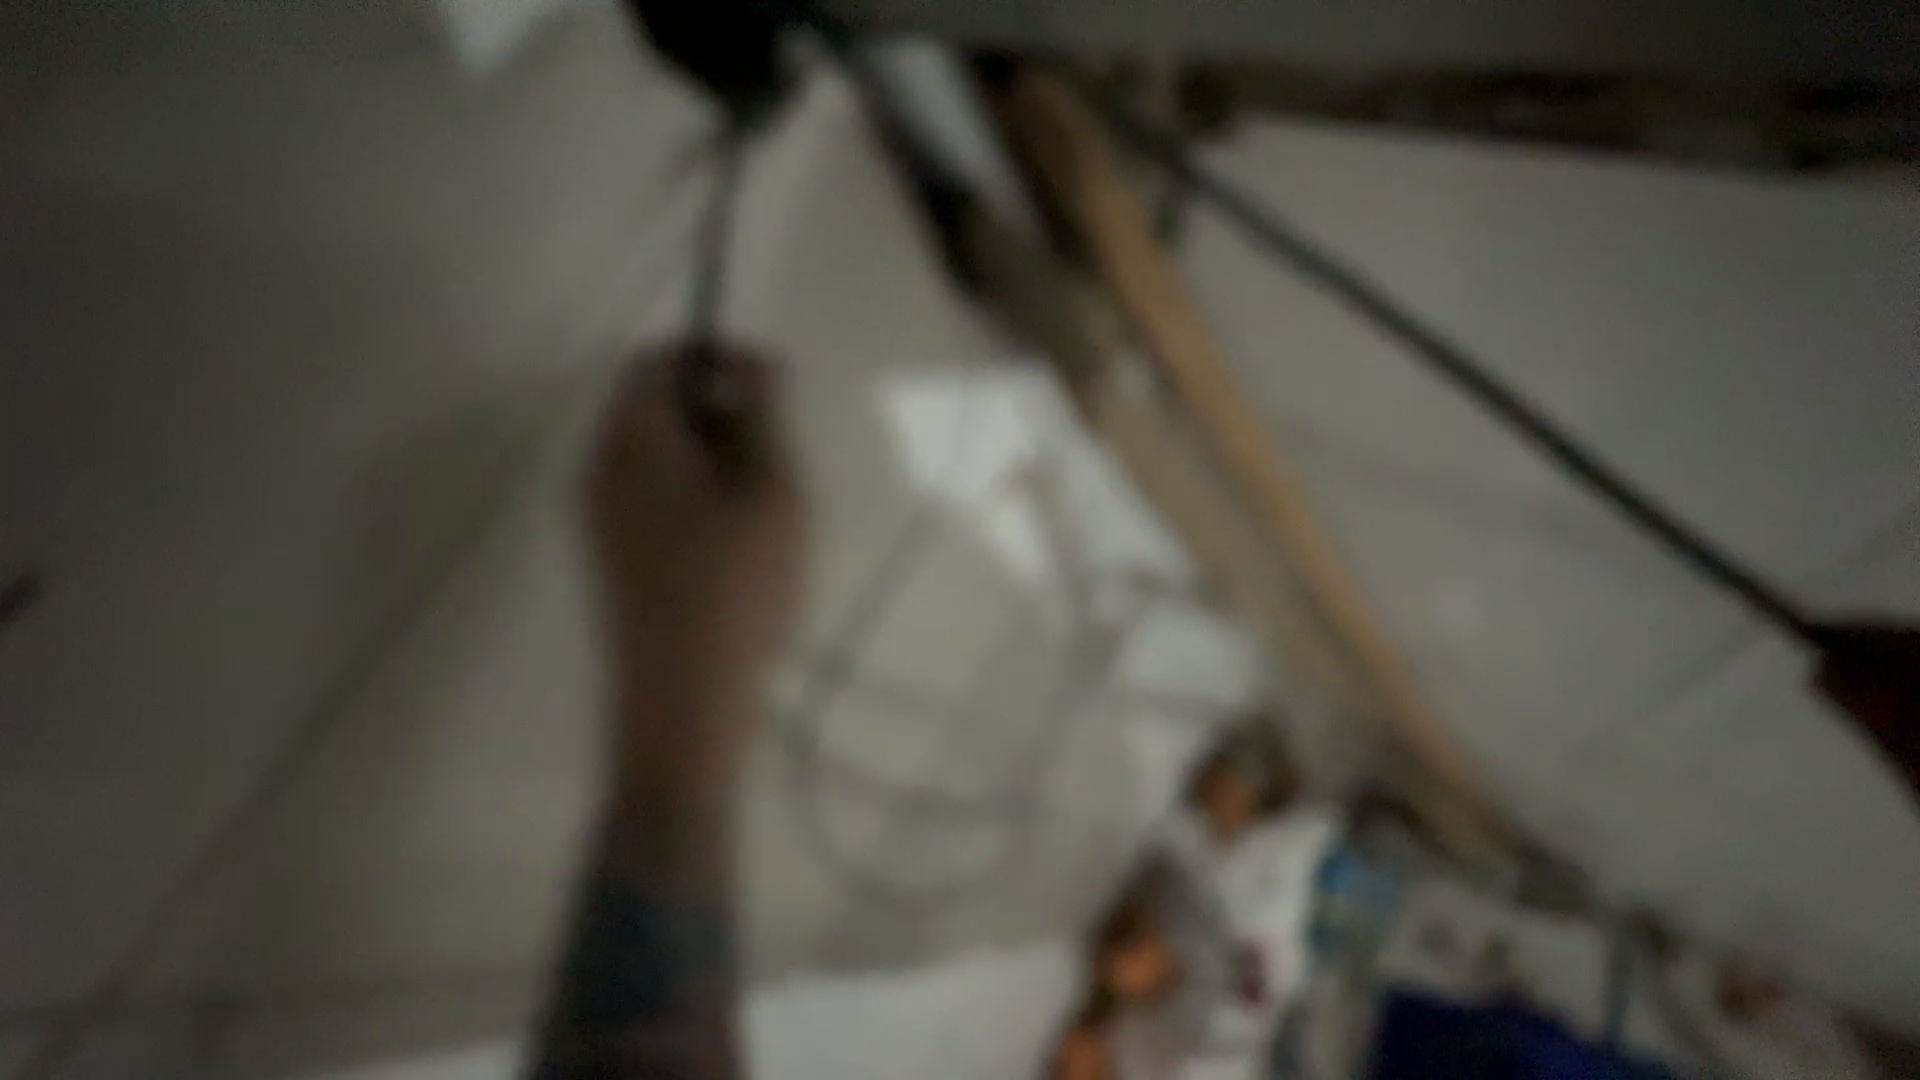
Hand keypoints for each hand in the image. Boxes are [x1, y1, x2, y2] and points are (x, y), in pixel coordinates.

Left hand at [586, 342, 808, 773]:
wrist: (684, 701)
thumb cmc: (739, 589)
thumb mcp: (770, 490)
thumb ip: (762, 415)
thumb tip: (755, 365)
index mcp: (633, 442)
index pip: (658, 361)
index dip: (718, 358)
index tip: (775, 385)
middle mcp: (601, 470)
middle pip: (653, 405)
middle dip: (720, 409)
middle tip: (777, 450)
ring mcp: (601, 518)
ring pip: (656, 454)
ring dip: (713, 454)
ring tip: (764, 500)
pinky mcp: (613, 557)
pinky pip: (651, 494)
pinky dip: (695, 491)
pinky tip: (737, 539)